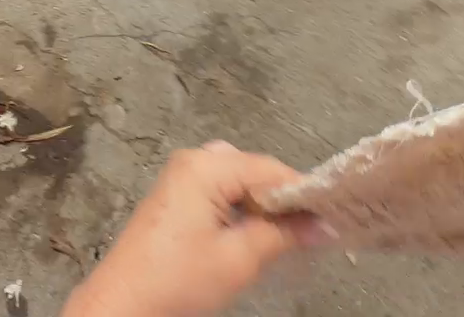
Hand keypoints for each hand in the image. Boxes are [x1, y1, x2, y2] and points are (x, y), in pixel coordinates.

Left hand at [61, 142, 328, 316]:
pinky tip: (259, 233)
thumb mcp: (239, 259)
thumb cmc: (180, 279)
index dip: (303, 191)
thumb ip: (282, 235)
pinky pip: (219, 191)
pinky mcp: (176, 196)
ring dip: (263, 204)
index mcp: (204, 166)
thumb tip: (324, 224)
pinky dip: (242, 208)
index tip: (337, 215)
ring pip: (236, 180)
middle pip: (251, 169)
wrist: (126, 302)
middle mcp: (191, 160)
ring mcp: (181, 176)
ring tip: (293, 234)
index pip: (267, 167)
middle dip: (283, 197)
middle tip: (317, 228)